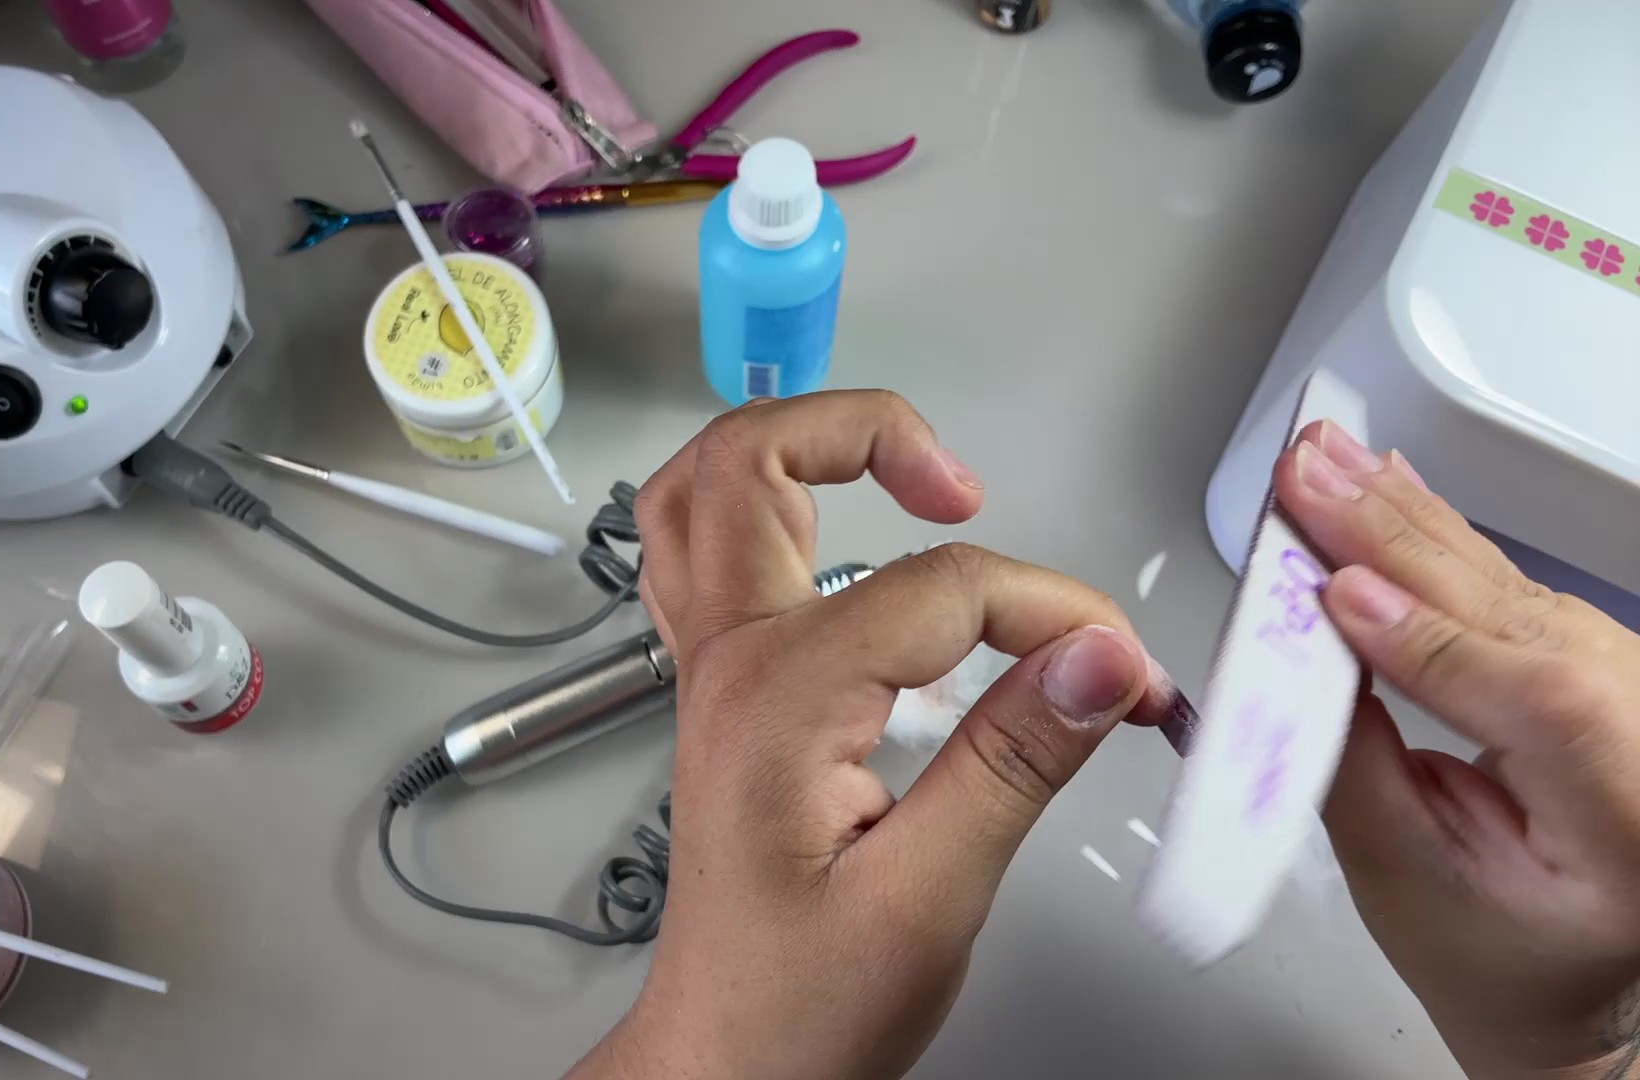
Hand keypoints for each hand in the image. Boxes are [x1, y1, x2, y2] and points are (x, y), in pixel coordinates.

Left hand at [567, 391, 1179, 1079]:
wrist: (724, 1045)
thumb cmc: (805, 1000)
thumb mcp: (929, 899)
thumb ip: (1013, 762)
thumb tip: (1096, 659)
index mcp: (778, 694)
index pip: (938, 590)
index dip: (1047, 611)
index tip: (1110, 666)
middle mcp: (725, 653)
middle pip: (751, 460)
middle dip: (862, 431)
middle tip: (954, 481)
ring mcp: (705, 658)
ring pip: (701, 487)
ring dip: (784, 445)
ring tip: (882, 466)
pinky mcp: (712, 678)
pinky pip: (695, 549)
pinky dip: (748, 503)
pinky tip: (806, 518)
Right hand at [1274, 422, 1639, 1079]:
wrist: (1599, 991)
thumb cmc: (1507, 961)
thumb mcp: (1405, 875)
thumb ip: (1351, 759)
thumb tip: (1306, 655)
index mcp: (1638, 814)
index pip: (1536, 697)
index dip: (1423, 638)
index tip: (1329, 587)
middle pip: (1512, 609)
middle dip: (1386, 530)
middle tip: (1308, 466)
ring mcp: (1636, 694)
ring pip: (1505, 583)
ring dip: (1400, 517)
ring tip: (1329, 463)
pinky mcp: (1596, 673)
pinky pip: (1508, 588)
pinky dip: (1434, 536)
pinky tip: (1394, 490)